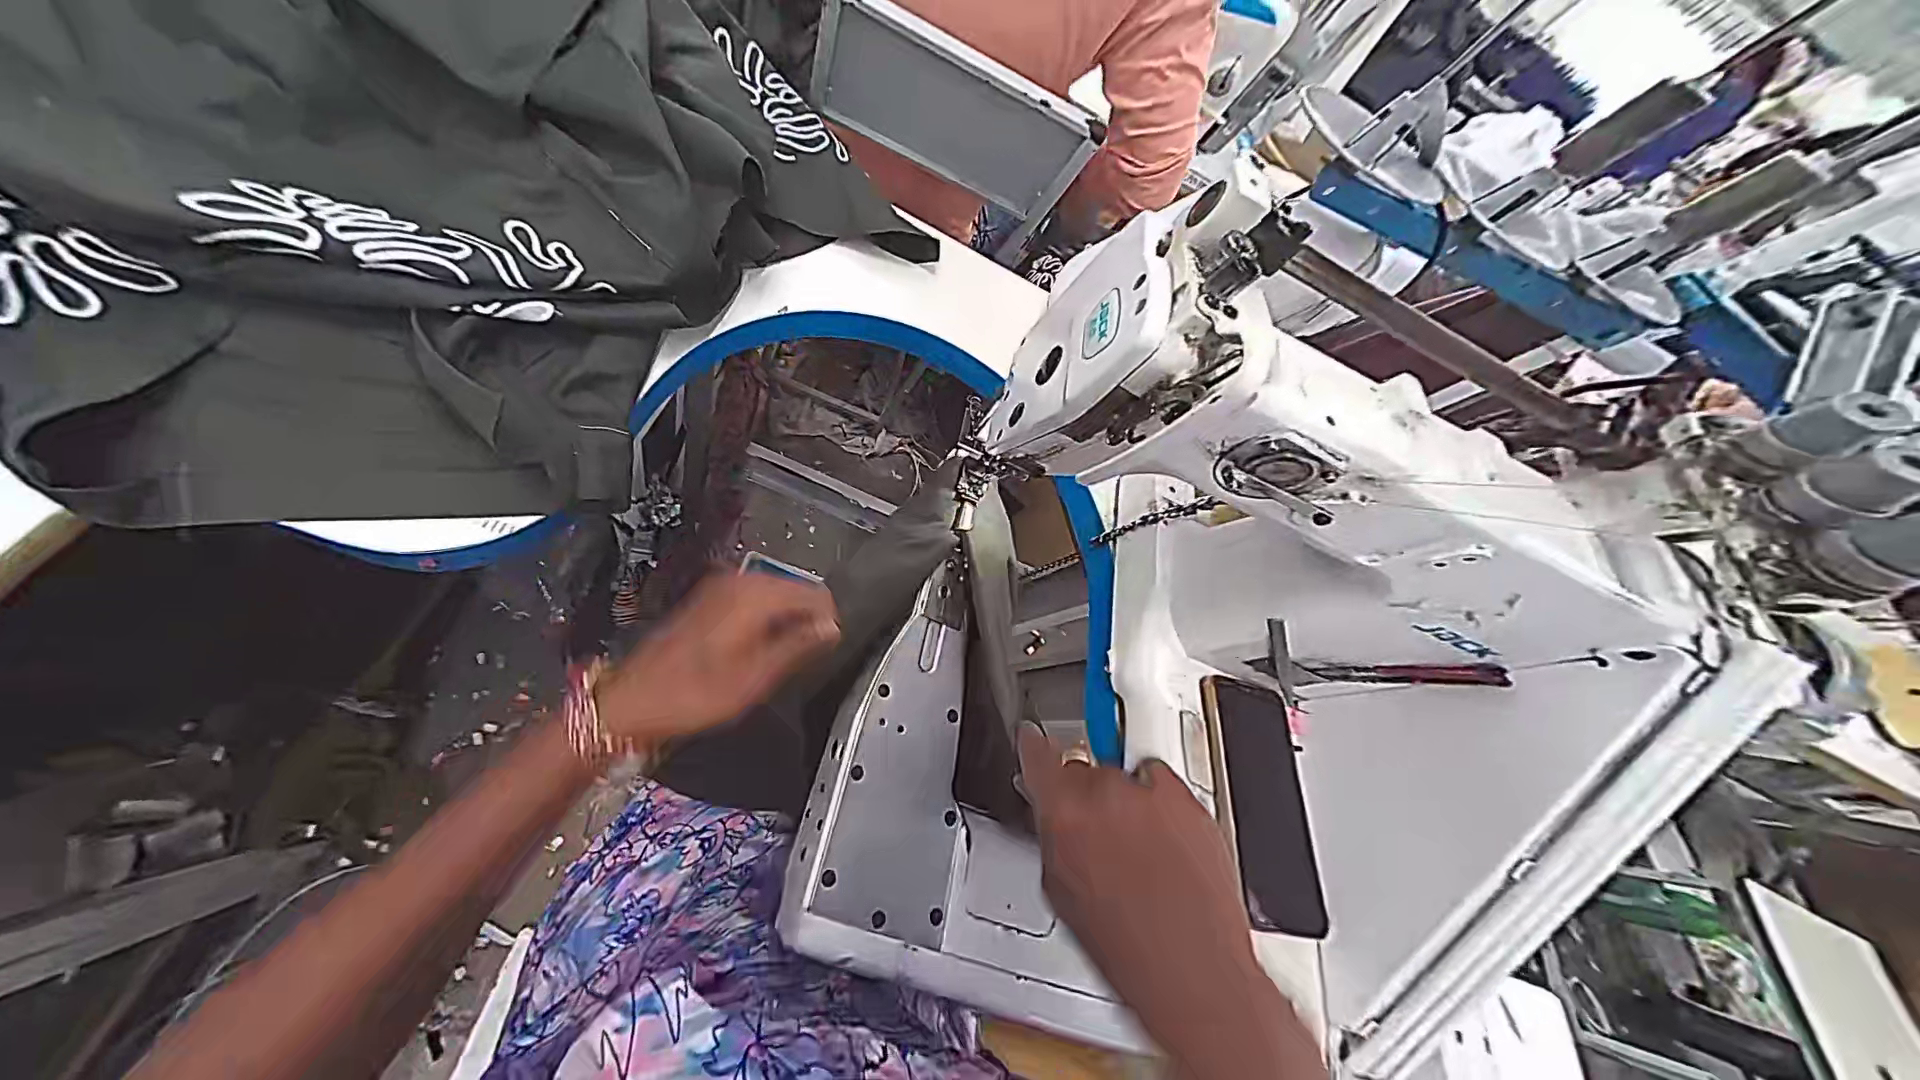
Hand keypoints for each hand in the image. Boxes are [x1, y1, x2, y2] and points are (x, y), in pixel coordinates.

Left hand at [595, 569, 838, 743]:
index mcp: (752, 596)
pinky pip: (755, 600)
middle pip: (796, 589)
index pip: (815, 593)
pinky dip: (767, 619)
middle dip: (808, 619)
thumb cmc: (687, 694)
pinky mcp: (711, 598)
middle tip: (806, 655)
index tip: (828, 643)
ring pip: (777, 594)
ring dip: (788, 619)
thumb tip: (829, 628)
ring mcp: (721, 588)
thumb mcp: (755, 677)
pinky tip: (758, 648)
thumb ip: (798, 646)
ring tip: (781, 656)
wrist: (633, 700)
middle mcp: (736, 583)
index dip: (828, 620)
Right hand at [1018, 726, 1323, 1078]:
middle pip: (1082, 766)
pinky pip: (1160, 781)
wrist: (1193, 969)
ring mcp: (1146, 794)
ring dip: (1124, 799)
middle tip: (1099, 828)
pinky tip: (1164, 839)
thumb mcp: (1062, 891)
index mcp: (1062, 815)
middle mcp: (1103, 795)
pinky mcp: (1185, 799)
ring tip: (1139, 846)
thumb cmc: (1128, 945)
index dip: (1033, 744)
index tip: (1033, 736)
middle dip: (1086, 791)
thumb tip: (1051, 816)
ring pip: (1122, 775)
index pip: (1037, 755)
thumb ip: (1052, 837)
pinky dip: (1160, 801)